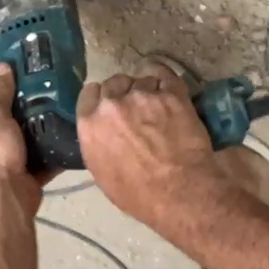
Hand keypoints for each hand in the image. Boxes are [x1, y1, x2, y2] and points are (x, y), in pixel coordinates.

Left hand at [0, 64, 45, 213]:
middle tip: (44, 87)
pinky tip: (67, 135)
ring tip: (59, 106)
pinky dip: (50, 152)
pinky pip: (38, 161)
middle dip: (20, 106)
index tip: (15, 71)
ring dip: (37, 128)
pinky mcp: (22, 180)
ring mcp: (0, 167)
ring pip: (20, 141)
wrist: (4, 203)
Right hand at [76, 63, 231, 229]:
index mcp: (90, 124)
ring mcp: (142, 95)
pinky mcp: (172, 93)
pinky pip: (164, 73)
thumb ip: (97, 142)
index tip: (109, 106)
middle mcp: (112, 104)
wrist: (179, 193)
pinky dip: (163, 78)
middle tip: (135, 109)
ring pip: (141, 80)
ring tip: (157, 107)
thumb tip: (103, 132)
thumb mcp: (101, 173)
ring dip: (146, 90)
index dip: (101, 99)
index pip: (89, 94)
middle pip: (114, 83)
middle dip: (122, 93)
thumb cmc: (137, 194)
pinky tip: (166, 86)